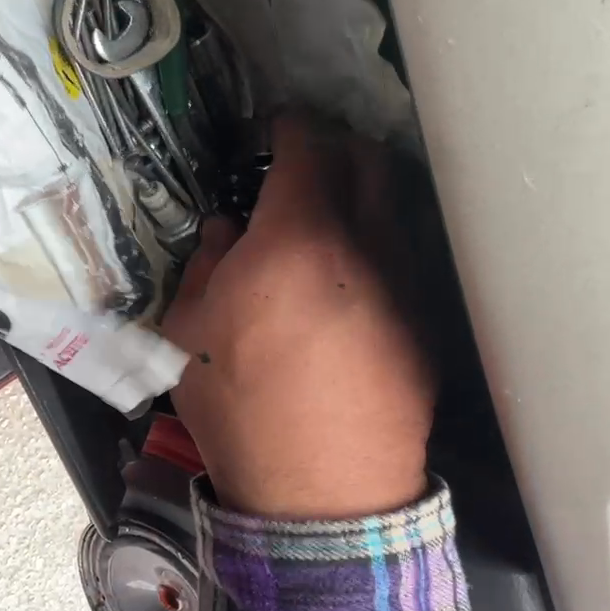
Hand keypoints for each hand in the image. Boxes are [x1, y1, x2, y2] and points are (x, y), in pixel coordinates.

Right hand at [163, 116, 433, 519]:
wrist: (320, 483)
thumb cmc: (236, 404)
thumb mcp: (186, 334)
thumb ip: (206, 267)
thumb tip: (226, 230)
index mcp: (292, 243)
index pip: (307, 150)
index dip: (289, 127)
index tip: (271, 128)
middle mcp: (361, 247)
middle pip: (367, 160)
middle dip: (332, 146)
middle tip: (295, 161)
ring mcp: (403, 282)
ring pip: (391, 205)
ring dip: (355, 192)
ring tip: (315, 214)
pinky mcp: (423, 318)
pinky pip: (399, 253)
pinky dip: (368, 240)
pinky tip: (336, 273)